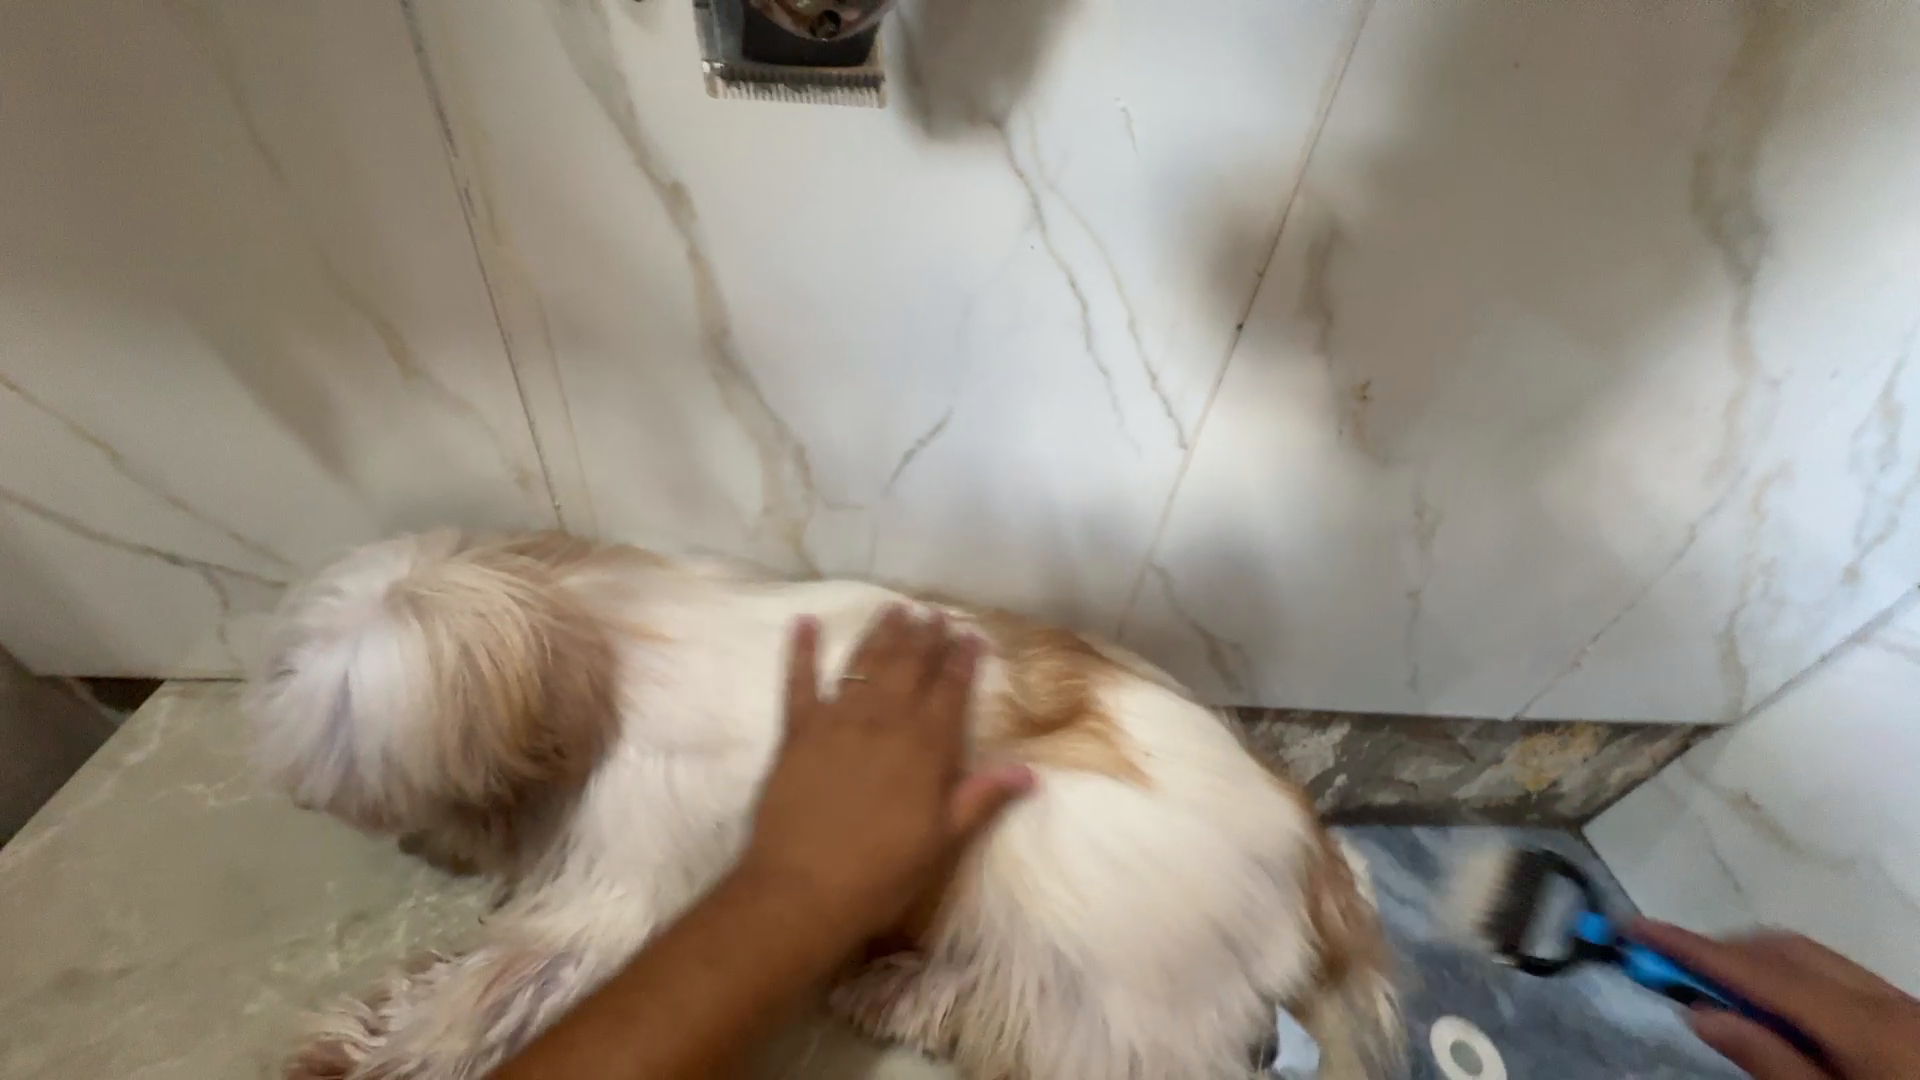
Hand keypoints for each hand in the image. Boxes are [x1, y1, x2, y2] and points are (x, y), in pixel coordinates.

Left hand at [737, 607, 1034, 955]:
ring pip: (865, 662)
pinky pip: (798, 681)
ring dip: (882, 633)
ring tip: (895, 609)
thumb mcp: (943, 842)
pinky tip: (804, 622)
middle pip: (909, 665)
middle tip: (934, 614)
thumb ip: (982, 798)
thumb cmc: (881, 873)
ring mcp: (837, 719)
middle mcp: (884, 719)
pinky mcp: (797, 730)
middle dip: (925, 636)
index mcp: (925, 746)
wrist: (801, 892)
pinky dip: (800, 650)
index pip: (950, 688)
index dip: (962, 658)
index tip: (970, 634)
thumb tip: (1030, 772)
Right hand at [1631, 920, 1919, 1079]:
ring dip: (1759, 963)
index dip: (1684, 945)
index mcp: (1861, 1025)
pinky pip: (1846, 981)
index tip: (1629, 928)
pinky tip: (1789, 1017)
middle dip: (1723, 948)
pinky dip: (1798, 981)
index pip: (1749, 968)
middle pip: (1784, 948)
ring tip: (1726, 993)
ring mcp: (1912, 1010)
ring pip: (1816, 960)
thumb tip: (1700, 1012)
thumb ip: (1769, 1064)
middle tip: (1673, 967)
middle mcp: (1887, 1002)